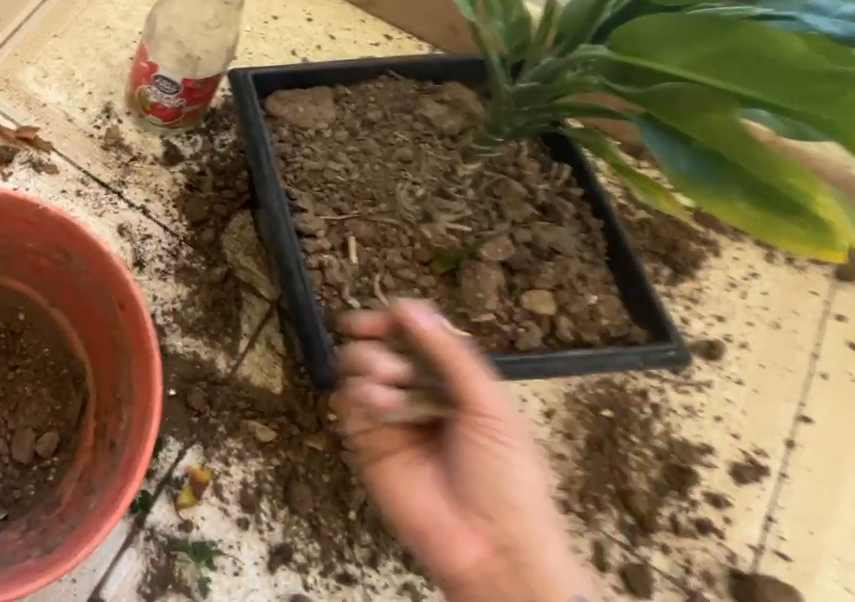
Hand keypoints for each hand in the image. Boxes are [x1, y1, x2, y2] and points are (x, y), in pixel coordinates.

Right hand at [334, 300, 593, 601]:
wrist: (492, 548)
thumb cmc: (507, 479)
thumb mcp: (490, 409)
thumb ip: (450, 355)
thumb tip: (409, 306)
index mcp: (451, 384)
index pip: (414, 337)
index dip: (395, 320)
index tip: (384, 315)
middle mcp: (415, 394)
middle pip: (378, 344)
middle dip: (374, 336)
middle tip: (376, 339)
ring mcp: (387, 417)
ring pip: (355, 366)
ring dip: (367, 362)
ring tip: (389, 379)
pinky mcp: (364, 441)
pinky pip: (348, 401)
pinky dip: (359, 392)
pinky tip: (381, 404)